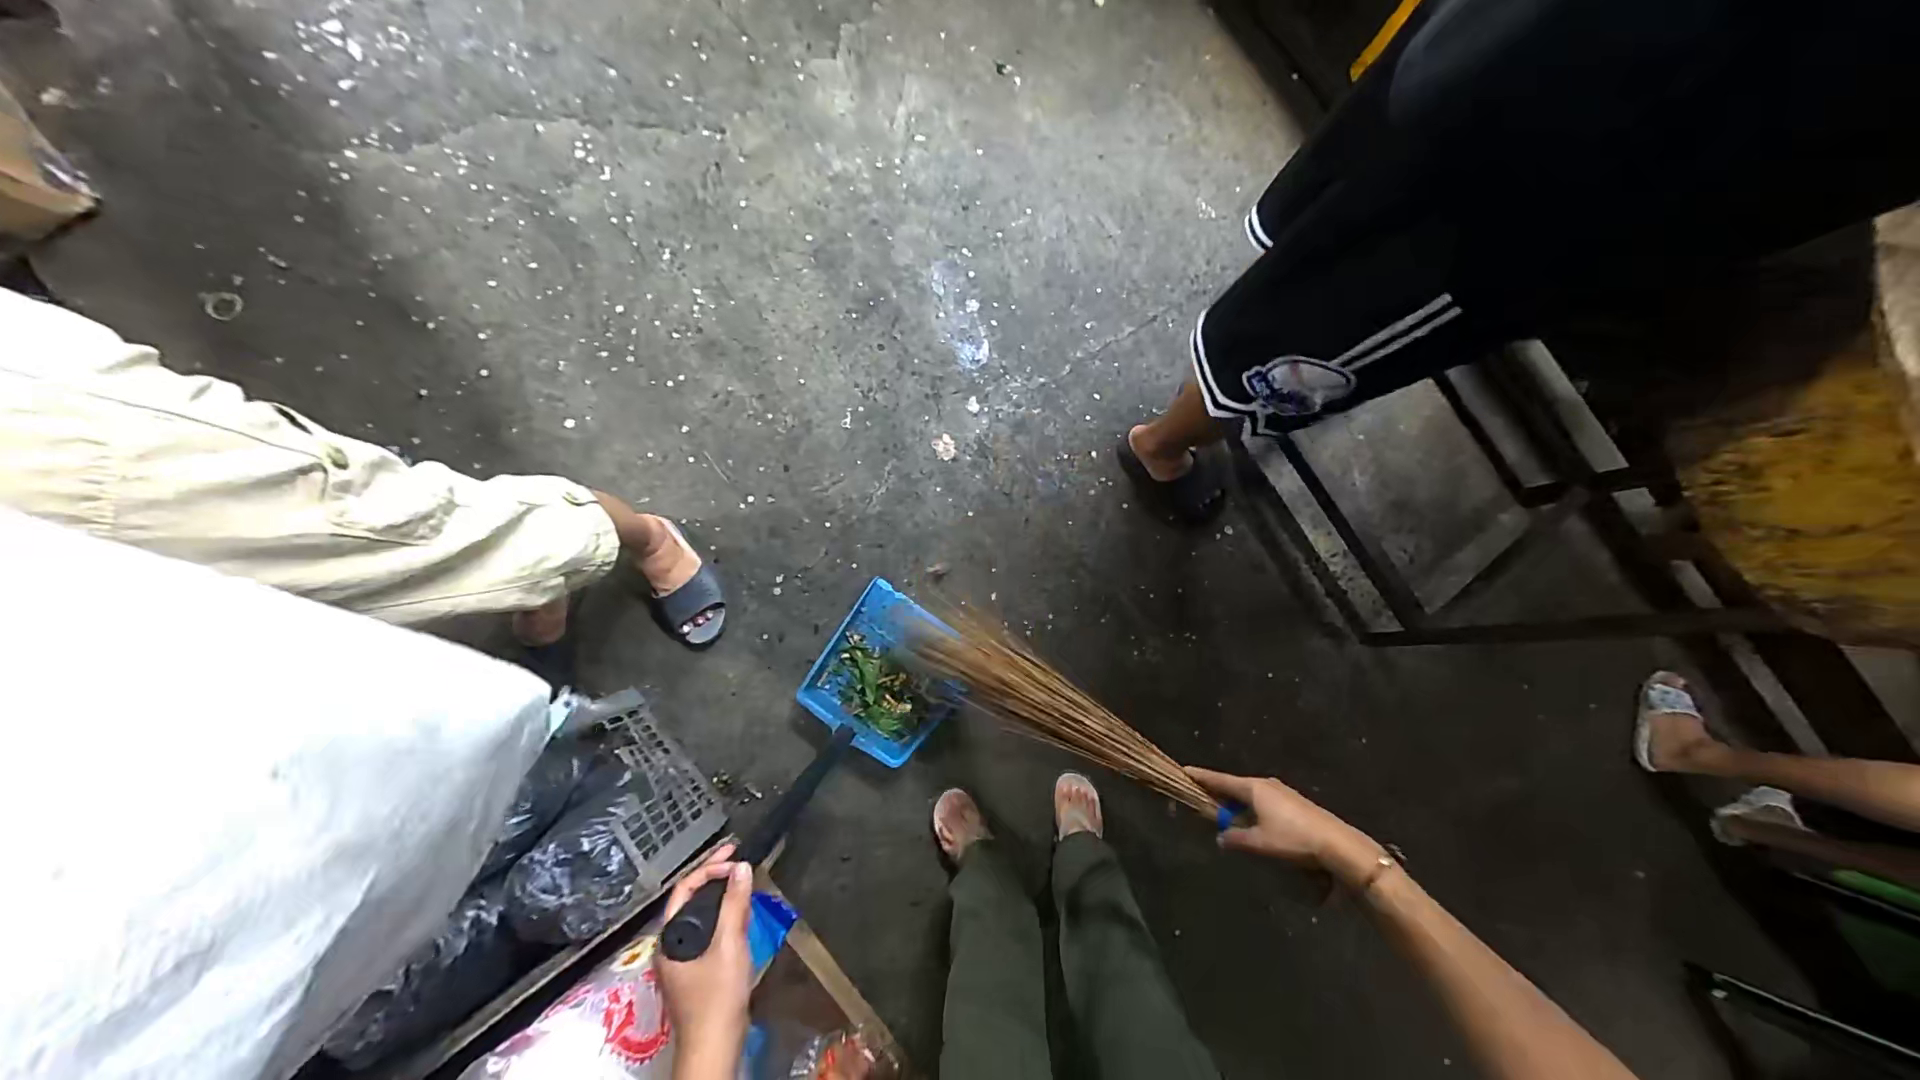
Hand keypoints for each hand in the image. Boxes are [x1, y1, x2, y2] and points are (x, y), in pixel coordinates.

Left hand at [657, 843, 753, 1079]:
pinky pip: (707, 932)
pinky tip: (741, 914)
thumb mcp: (730, 945)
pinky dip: (723, 916)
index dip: (710, 868)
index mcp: (668, 940)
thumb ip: (735, 905)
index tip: (736, 857)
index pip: (685, 889)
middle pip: (690, 901)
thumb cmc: (718, 997)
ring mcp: (681, 962)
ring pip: (700, 917)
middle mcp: (669, 948)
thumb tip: (742, 868)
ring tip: (743, 880)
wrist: (714, 1050)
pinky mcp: (695, 973)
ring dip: (721, 895)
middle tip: (739, 858)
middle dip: (715, 877)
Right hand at [1186, 766, 1387, 888]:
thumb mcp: (1259, 843)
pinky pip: (1263, 801)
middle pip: (1234, 786)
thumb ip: (1235, 838)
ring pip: (1250, 794)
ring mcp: (1282, 792)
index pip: (1219, 780)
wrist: (1338, 845)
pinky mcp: (1294, 803)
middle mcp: (1265, 784)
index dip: (1201, 777)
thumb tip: (1221, 837)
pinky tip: (1254, 823)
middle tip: (1203, 799)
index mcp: (1253, 788)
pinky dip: (1252, 808)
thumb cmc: (1293, 840)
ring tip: (1227, 816)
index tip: (1184, 771)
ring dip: (1237, 804)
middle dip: (1218, 793)